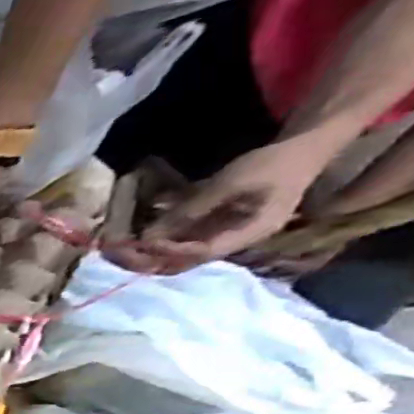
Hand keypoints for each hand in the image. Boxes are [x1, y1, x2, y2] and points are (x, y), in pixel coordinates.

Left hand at [112, 139, 326, 273]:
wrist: (300, 151)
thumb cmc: (272, 163)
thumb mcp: (232, 182)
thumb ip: (192, 209)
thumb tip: (150, 236)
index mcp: (249, 234)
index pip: (202, 253)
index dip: (170, 251)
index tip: (144, 243)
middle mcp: (231, 243)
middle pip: (182, 262)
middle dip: (146, 260)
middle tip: (114, 253)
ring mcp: (218, 237)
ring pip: (174, 257)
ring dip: (143, 255)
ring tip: (113, 250)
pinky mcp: (208, 230)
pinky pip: (175, 243)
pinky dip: (151, 243)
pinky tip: (128, 239)